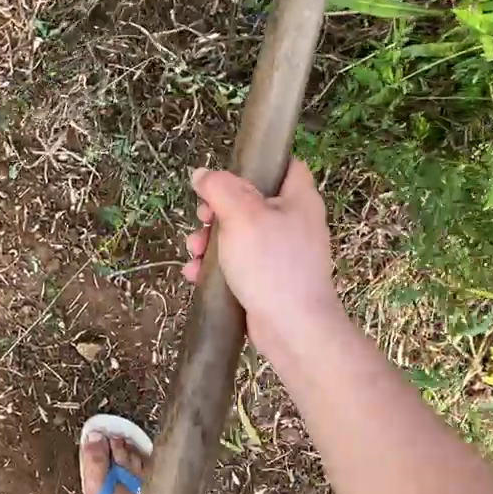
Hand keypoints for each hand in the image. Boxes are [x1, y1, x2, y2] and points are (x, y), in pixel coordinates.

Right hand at [183, 159, 343, 359]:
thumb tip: (202, 174)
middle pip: (249, 201)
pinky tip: (195, 274)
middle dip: (217, 211)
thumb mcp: (241, 215)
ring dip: (209, 241)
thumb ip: (220, 188)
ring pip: (237, 234)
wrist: (293, 329)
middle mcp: (294, 223)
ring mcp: (282, 254)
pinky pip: (237, 263)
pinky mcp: (269, 279)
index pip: (284, 166)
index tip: (227, 175)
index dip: (257, 164)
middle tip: (203, 218)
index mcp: (298, 199)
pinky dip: (215, 266)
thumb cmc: (271, 264)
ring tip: (194, 253)